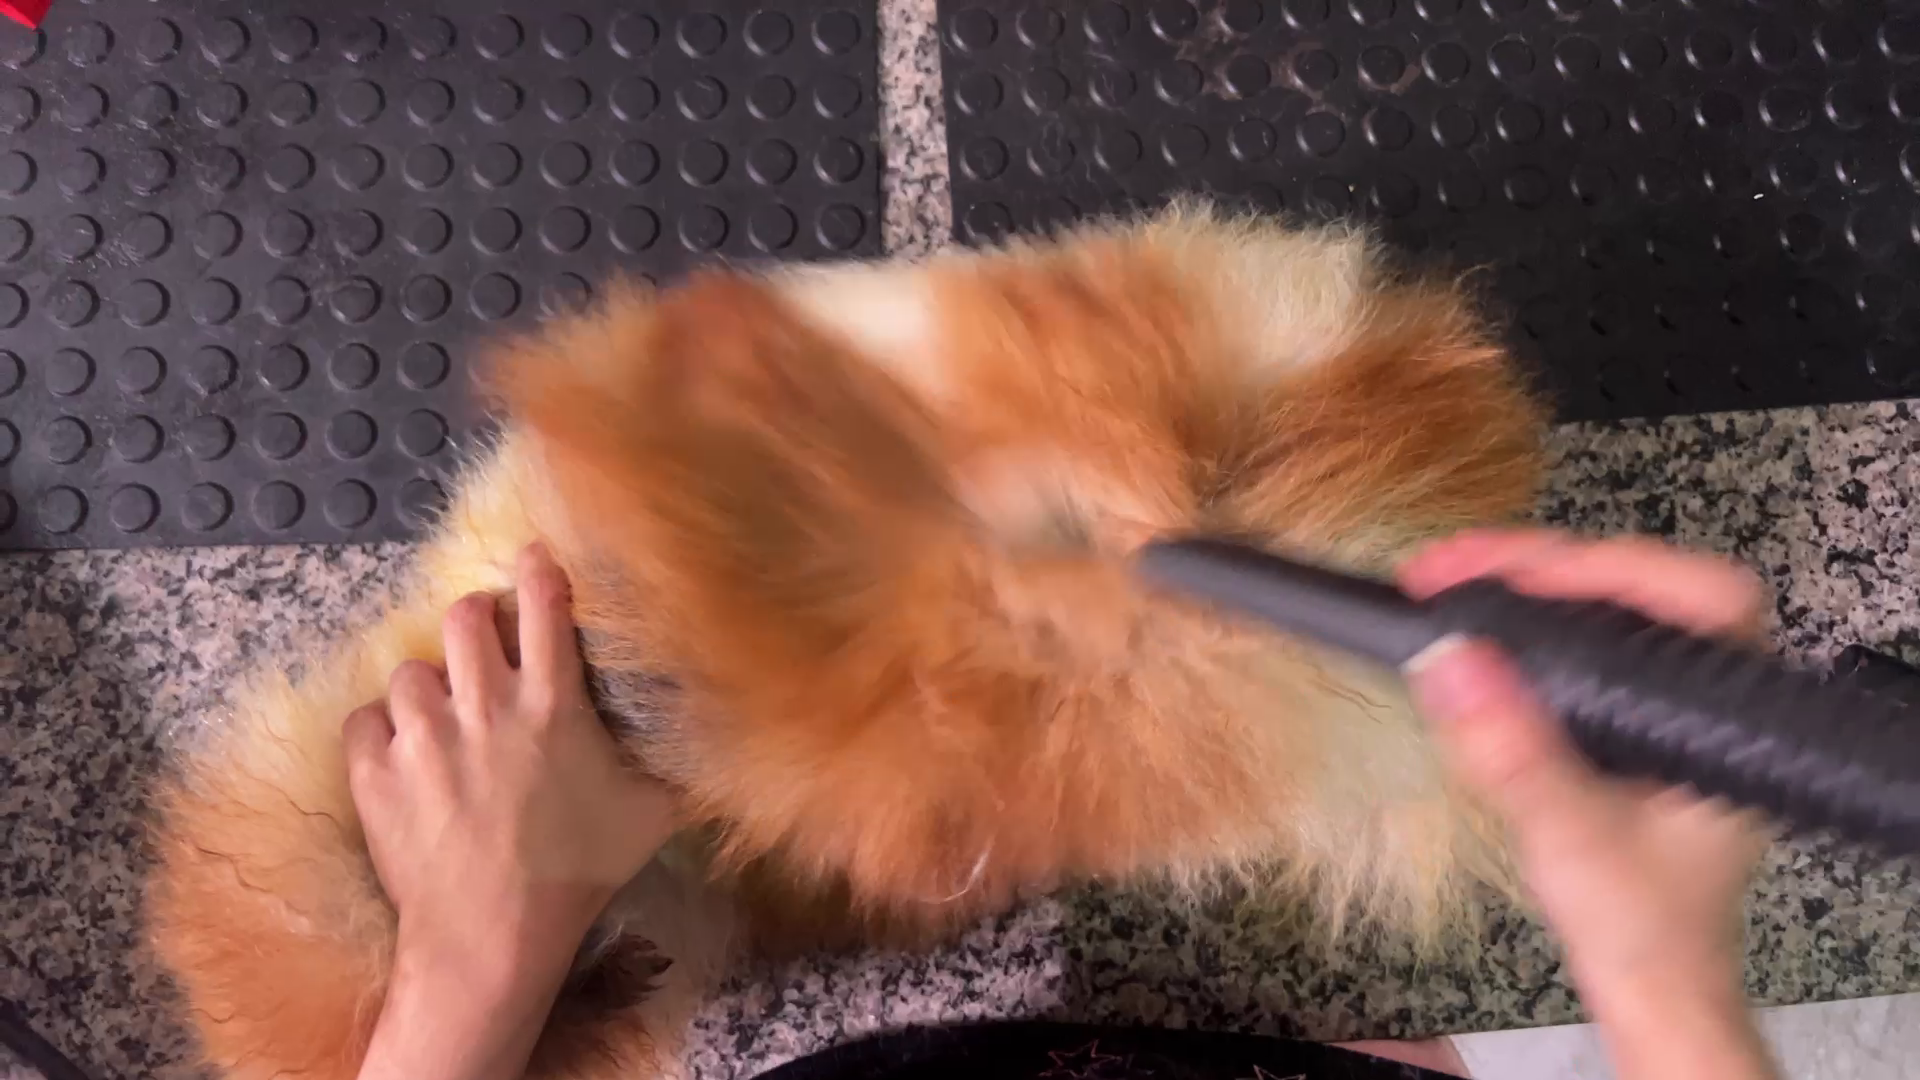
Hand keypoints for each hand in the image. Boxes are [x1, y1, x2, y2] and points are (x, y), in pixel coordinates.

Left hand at [345, 544, 677, 1079]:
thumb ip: (683, 758)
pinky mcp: (372, 774)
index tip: (536, 556)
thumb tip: (725, 728)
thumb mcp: (655, 808)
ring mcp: (421, 736)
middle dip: (480, 617)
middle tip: (493, 643)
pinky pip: (367, 719)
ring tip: (452, 711)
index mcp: (552, 701)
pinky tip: (409, 750)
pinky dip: (387, 727)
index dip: (540, 570)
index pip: (543, 606)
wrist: (493, 935)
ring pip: (411, 668)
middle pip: (465, 615)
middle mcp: (484, 703)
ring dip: (436, 681)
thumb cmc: (583, 863)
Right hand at [1399, 530, 1778, 1079]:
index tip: (1515, 574)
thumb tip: (1451, 660)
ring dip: (1508, 582)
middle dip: (1532, 561)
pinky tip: (1459, 619)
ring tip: (1438, 576)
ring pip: (1587, 606)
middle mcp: (1689, 694)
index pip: (1700, 596)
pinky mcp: (1599, 708)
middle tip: (1448, 563)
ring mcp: (1644, 699)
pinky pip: (1554, 637)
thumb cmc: (1634, 914)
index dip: (1608, 566)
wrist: (1635, 962)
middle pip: (1628, 585)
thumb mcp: (1567, 834)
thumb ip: (1514, 756)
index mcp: (1720, 715)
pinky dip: (1500, 616)